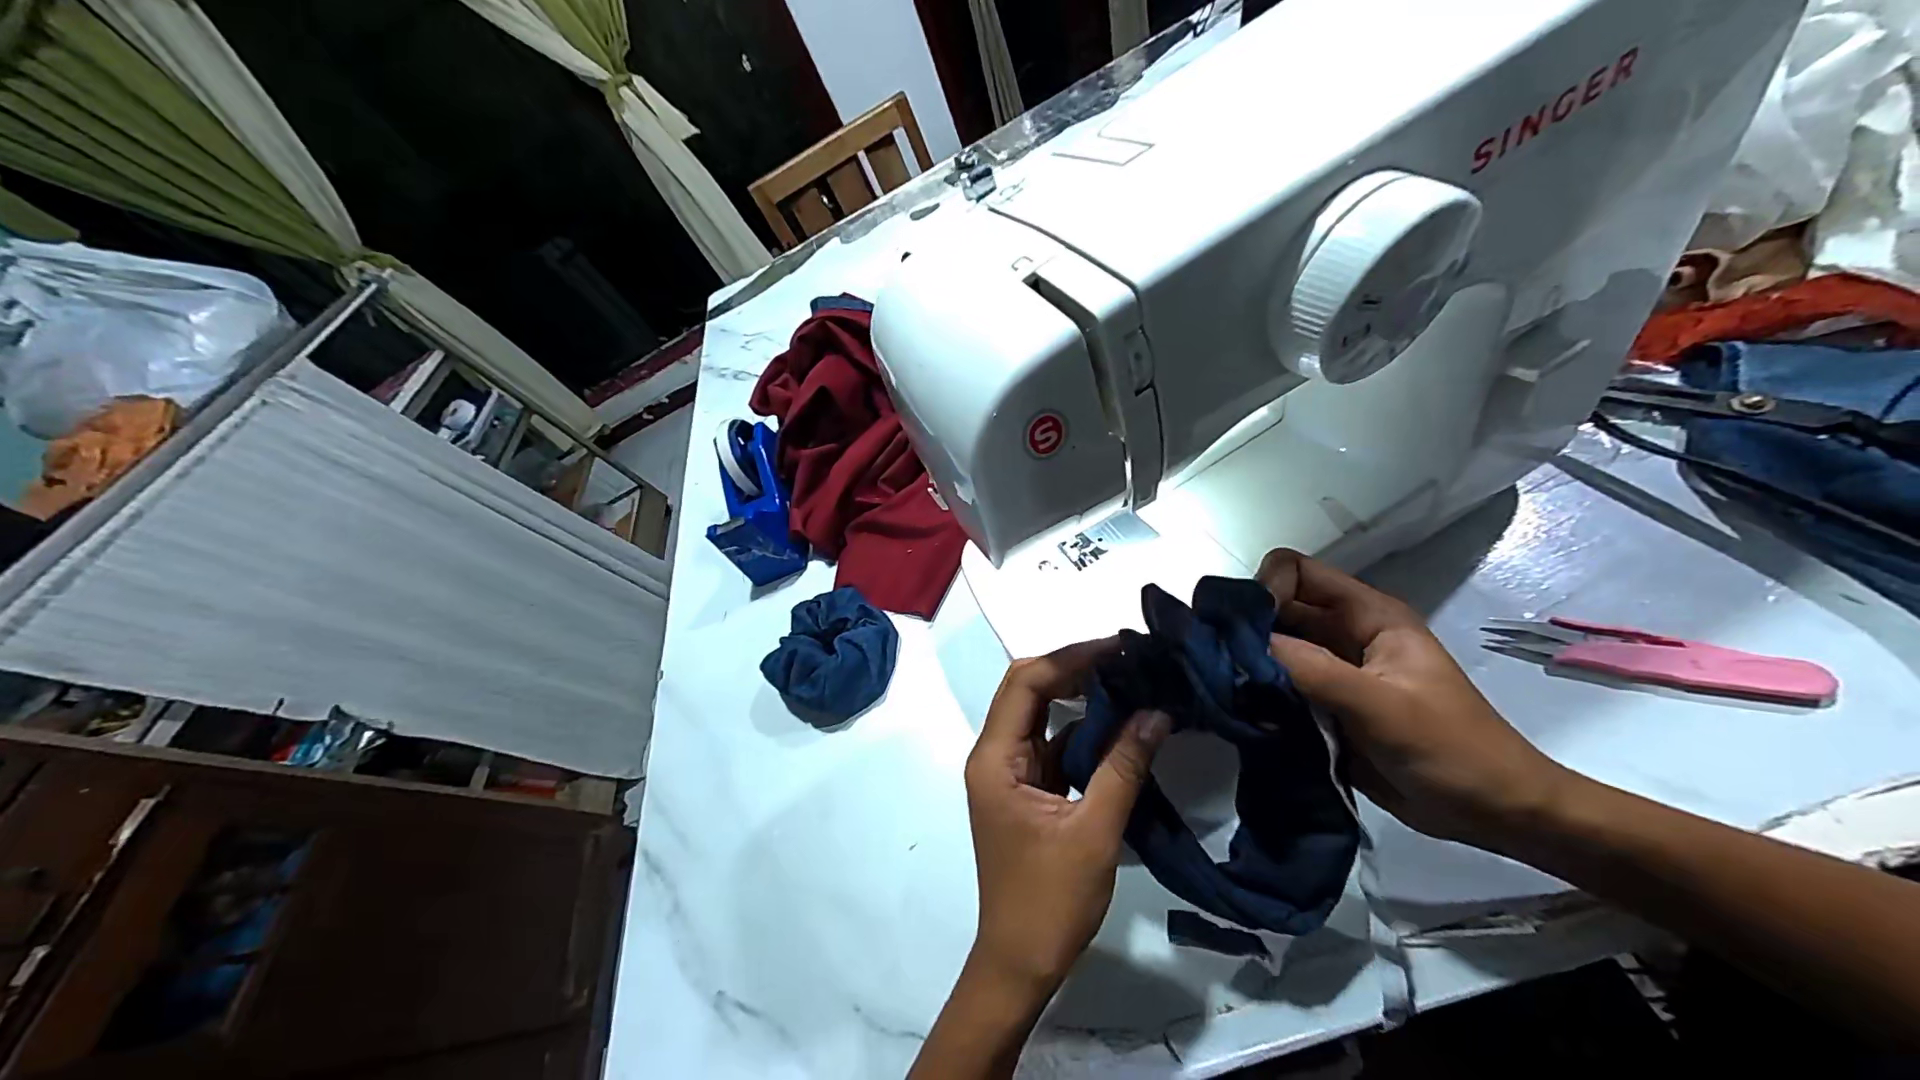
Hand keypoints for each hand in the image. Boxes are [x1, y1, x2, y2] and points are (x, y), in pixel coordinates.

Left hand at [963, 640, 1171, 998]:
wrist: (1021, 961)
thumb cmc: (1049, 900)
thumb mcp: (1094, 831)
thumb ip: (1123, 767)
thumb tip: (1158, 711)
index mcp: (995, 758)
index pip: (1026, 683)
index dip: (1070, 659)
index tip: (1119, 647)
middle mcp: (995, 754)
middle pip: (1028, 689)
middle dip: (1073, 668)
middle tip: (1126, 658)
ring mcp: (1010, 771)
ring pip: (1041, 714)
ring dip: (1080, 696)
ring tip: (1129, 679)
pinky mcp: (1027, 788)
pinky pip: (1053, 743)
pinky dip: (1083, 729)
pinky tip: (1120, 722)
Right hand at [1257, 548, 1567, 851]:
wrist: (1493, 813)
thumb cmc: (1450, 748)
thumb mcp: (1381, 705)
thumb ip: (1311, 669)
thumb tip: (1242, 645)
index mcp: (1367, 616)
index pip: (1297, 572)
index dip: (1266, 588)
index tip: (1245, 630)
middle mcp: (1344, 635)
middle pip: (1278, 611)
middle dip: (1248, 630)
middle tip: (1219, 662)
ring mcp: (1334, 672)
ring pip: (1274, 650)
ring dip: (1249, 665)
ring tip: (1226, 690)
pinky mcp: (1324, 707)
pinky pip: (1279, 687)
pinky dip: (1259, 695)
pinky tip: (1244, 712)